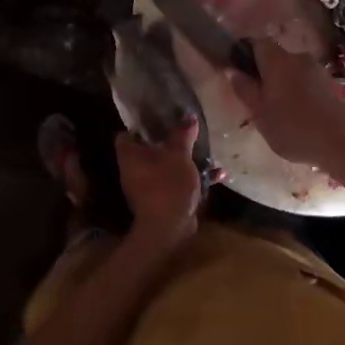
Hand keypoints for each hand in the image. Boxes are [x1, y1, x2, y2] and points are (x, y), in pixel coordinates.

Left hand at [116, 117, 201, 245]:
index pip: (126, 136)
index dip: (140, 126)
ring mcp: (149, 187)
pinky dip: (194, 178)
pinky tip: (218, 174)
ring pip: (167, 166)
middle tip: (187, 132)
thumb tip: (189, 116)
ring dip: (186, 160)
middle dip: (170, 141)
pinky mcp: (165, 199)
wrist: (170, 228)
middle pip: (149, 150)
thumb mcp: (179, 156)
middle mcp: (135, 171)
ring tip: (207, 152)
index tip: (160, 118)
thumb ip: (183, 135)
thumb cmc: (168, 186)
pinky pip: (179, 182)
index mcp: (131, 158)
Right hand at [227, 38, 344, 167]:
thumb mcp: (260, 113)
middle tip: (257, 100)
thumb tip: (233, 71)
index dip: (245, 53)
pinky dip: (300, 94)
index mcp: (278, 60)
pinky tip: (299, 117)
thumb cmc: (293, 127)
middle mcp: (299, 58)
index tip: (238, 71)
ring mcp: (319, 70)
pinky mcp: (332, 85)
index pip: (257, 43)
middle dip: (265, 74)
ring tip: (279, 113)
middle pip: (276, 58)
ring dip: (284, 85)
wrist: (342, 140)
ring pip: (293, 72)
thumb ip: (245, 90)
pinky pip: (308, 83)